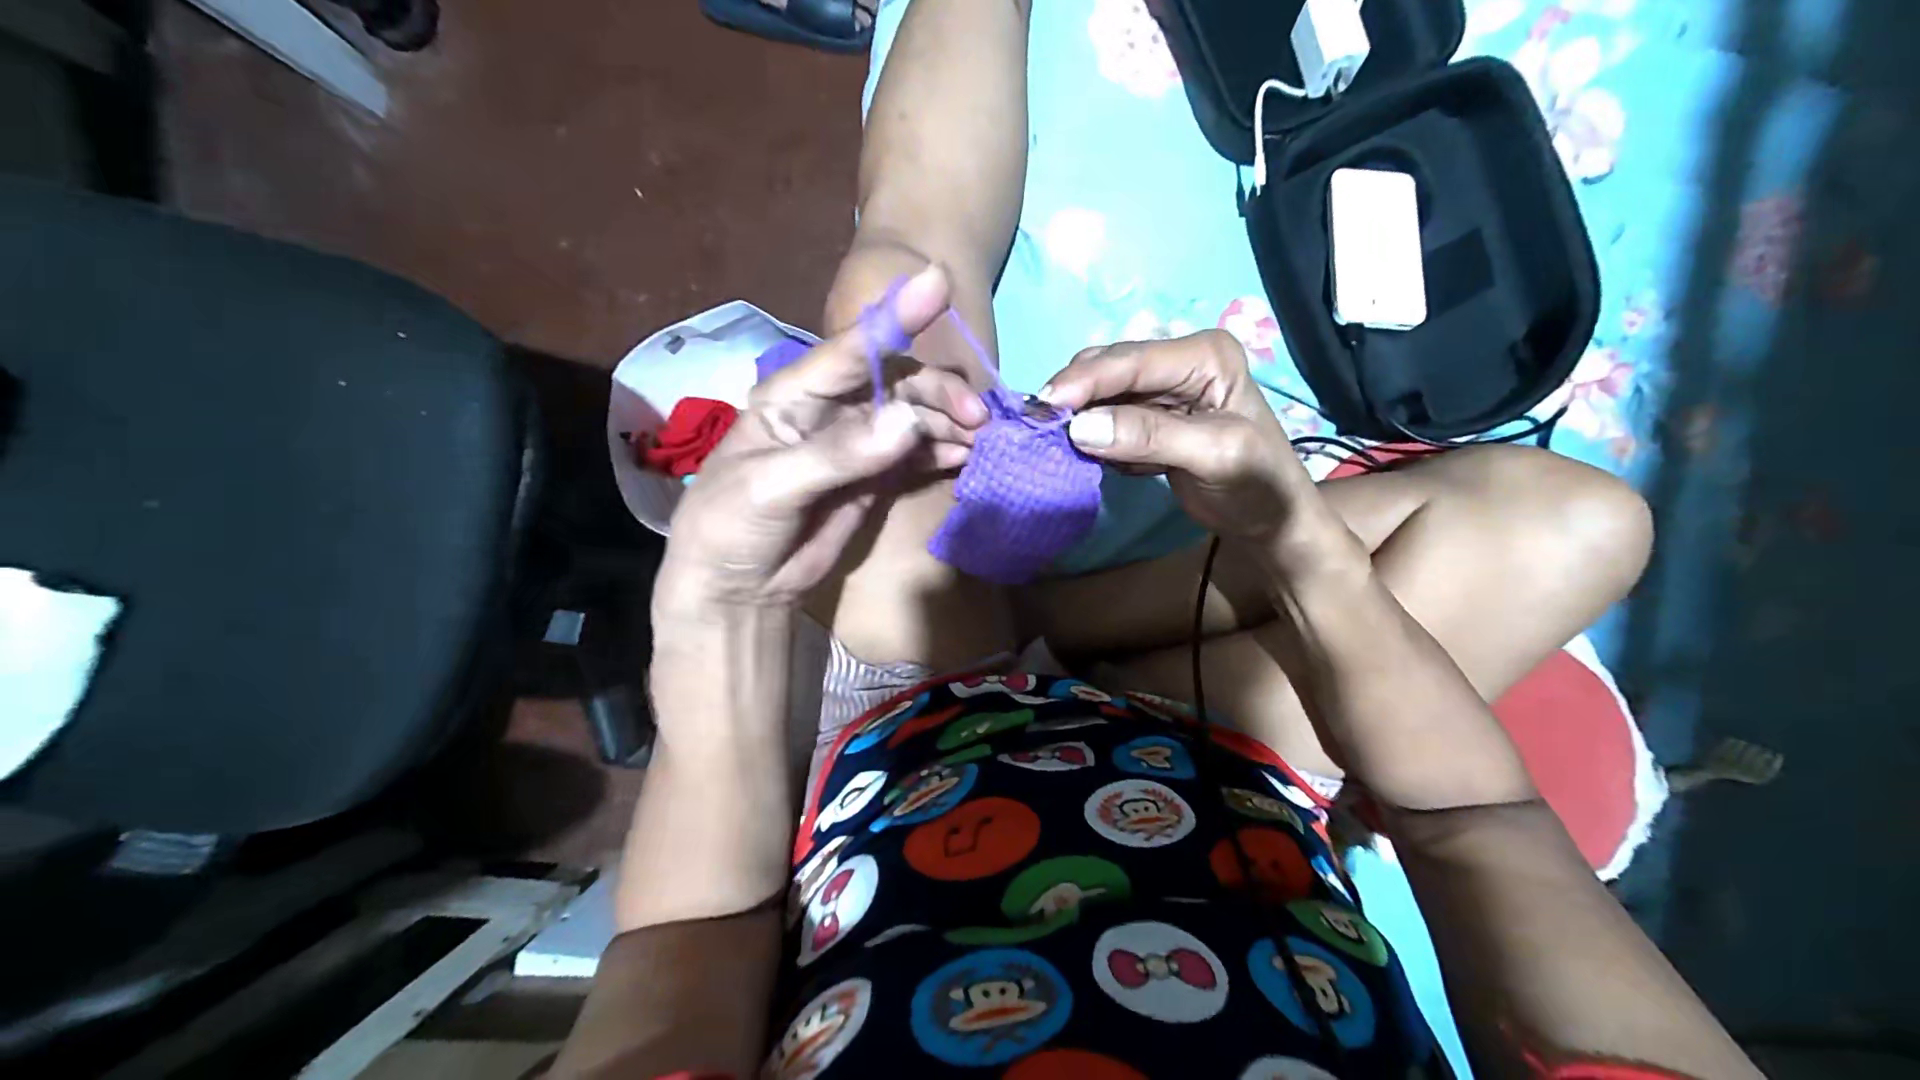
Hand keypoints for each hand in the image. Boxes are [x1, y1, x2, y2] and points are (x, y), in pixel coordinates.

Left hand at [654, 265, 987, 617]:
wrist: (739, 589)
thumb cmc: (731, 527)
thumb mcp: (772, 487)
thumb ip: (839, 454)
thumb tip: (907, 421)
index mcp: (793, 396)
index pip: (848, 349)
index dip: (894, 316)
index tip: (937, 280)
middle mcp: (830, 410)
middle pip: (894, 382)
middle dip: (937, 390)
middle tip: (976, 415)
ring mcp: (857, 444)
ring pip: (912, 417)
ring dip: (949, 421)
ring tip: (981, 439)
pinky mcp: (875, 477)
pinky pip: (916, 454)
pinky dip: (943, 451)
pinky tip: (965, 457)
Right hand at [1040, 329, 1321, 544]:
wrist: (1269, 519)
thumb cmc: (1257, 485)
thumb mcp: (1214, 455)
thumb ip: (1150, 436)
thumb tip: (1080, 428)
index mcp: (1205, 355)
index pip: (1133, 360)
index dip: (1086, 381)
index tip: (1044, 405)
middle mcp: (1179, 360)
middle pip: (1109, 368)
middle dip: (1073, 395)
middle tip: (1038, 425)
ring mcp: (1160, 388)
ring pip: (1100, 392)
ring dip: (1077, 416)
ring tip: (1055, 441)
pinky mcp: (1146, 416)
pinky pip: (1103, 417)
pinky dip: (1090, 435)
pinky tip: (1090, 454)